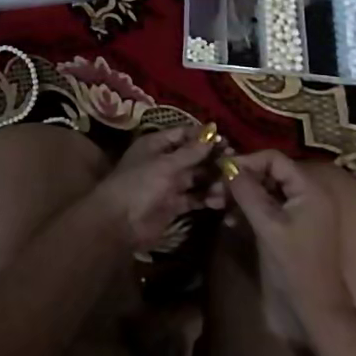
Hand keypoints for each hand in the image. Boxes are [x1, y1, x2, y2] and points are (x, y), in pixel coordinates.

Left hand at [93, 126, 218, 249]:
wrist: (120, 222)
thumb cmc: (139, 184)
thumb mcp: (165, 165)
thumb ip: (190, 152)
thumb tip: (212, 134)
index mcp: (155, 145)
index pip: (183, 134)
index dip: (203, 136)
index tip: (227, 140)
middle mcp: (163, 161)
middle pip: (193, 156)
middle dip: (212, 159)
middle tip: (236, 163)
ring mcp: (169, 183)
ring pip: (196, 177)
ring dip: (213, 180)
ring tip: (230, 185)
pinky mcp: (174, 204)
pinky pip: (195, 197)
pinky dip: (207, 198)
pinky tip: (221, 201)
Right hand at [227, 151, 351, 331]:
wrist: (315, 307)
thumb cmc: (293, 263)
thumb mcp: (267, 225)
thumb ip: (247, 192)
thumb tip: (226, 166)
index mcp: (310, 189)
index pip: (274, 159)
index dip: (246, 161)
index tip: (219, 173)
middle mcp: (309, 193)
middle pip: (269, 172)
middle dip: (239, 179)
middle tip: (212, 191)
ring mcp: (302, 210)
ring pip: (266, 189)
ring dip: (240, 194)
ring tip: (215, 204)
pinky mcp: (294, 224)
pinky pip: (268, 205)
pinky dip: (248, 207)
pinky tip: (230, 219)